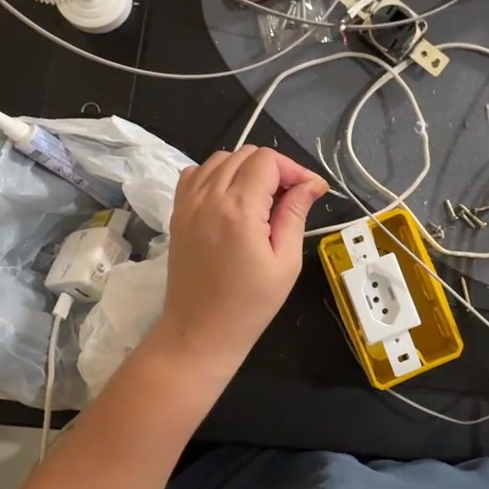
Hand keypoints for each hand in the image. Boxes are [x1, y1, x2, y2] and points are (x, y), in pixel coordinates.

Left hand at [156, 146, 327, 376]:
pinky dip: (216, 175)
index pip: (268, 160)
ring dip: (246, 169)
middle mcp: (209, 198)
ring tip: (262, 199)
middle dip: (274, 168)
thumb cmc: (249, 306)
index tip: (310, 192)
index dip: (294, 169)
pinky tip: (231, 199)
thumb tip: (311, 184)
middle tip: (290, 199)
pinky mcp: (177, 213)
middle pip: (245, 154)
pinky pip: (196, 174)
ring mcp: (188, 204)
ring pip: (220, 159)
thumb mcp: (285, 263)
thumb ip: (295, 215)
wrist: (199, 333)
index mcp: (239, 210)